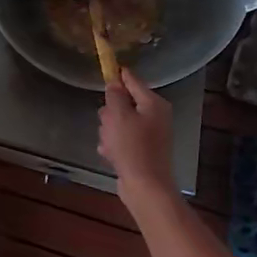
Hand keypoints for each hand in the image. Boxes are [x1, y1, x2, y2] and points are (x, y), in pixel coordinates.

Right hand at [99, 68, 176, 205]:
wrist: (146, 186)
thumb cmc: (133, 147)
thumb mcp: (119, 116)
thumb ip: (115, 95)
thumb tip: (114, 81)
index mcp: (153, 103)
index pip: (132, 80)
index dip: (116, 75)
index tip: (102, 70)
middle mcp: (154, 116)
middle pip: (123, 102)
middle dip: (109, 113)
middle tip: (107, 123)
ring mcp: (149, 134)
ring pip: (118, 122)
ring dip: (109, 131)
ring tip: (110, 143)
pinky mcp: (141, 150)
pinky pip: (121, 139)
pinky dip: (114, 145)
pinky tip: (111, 155)